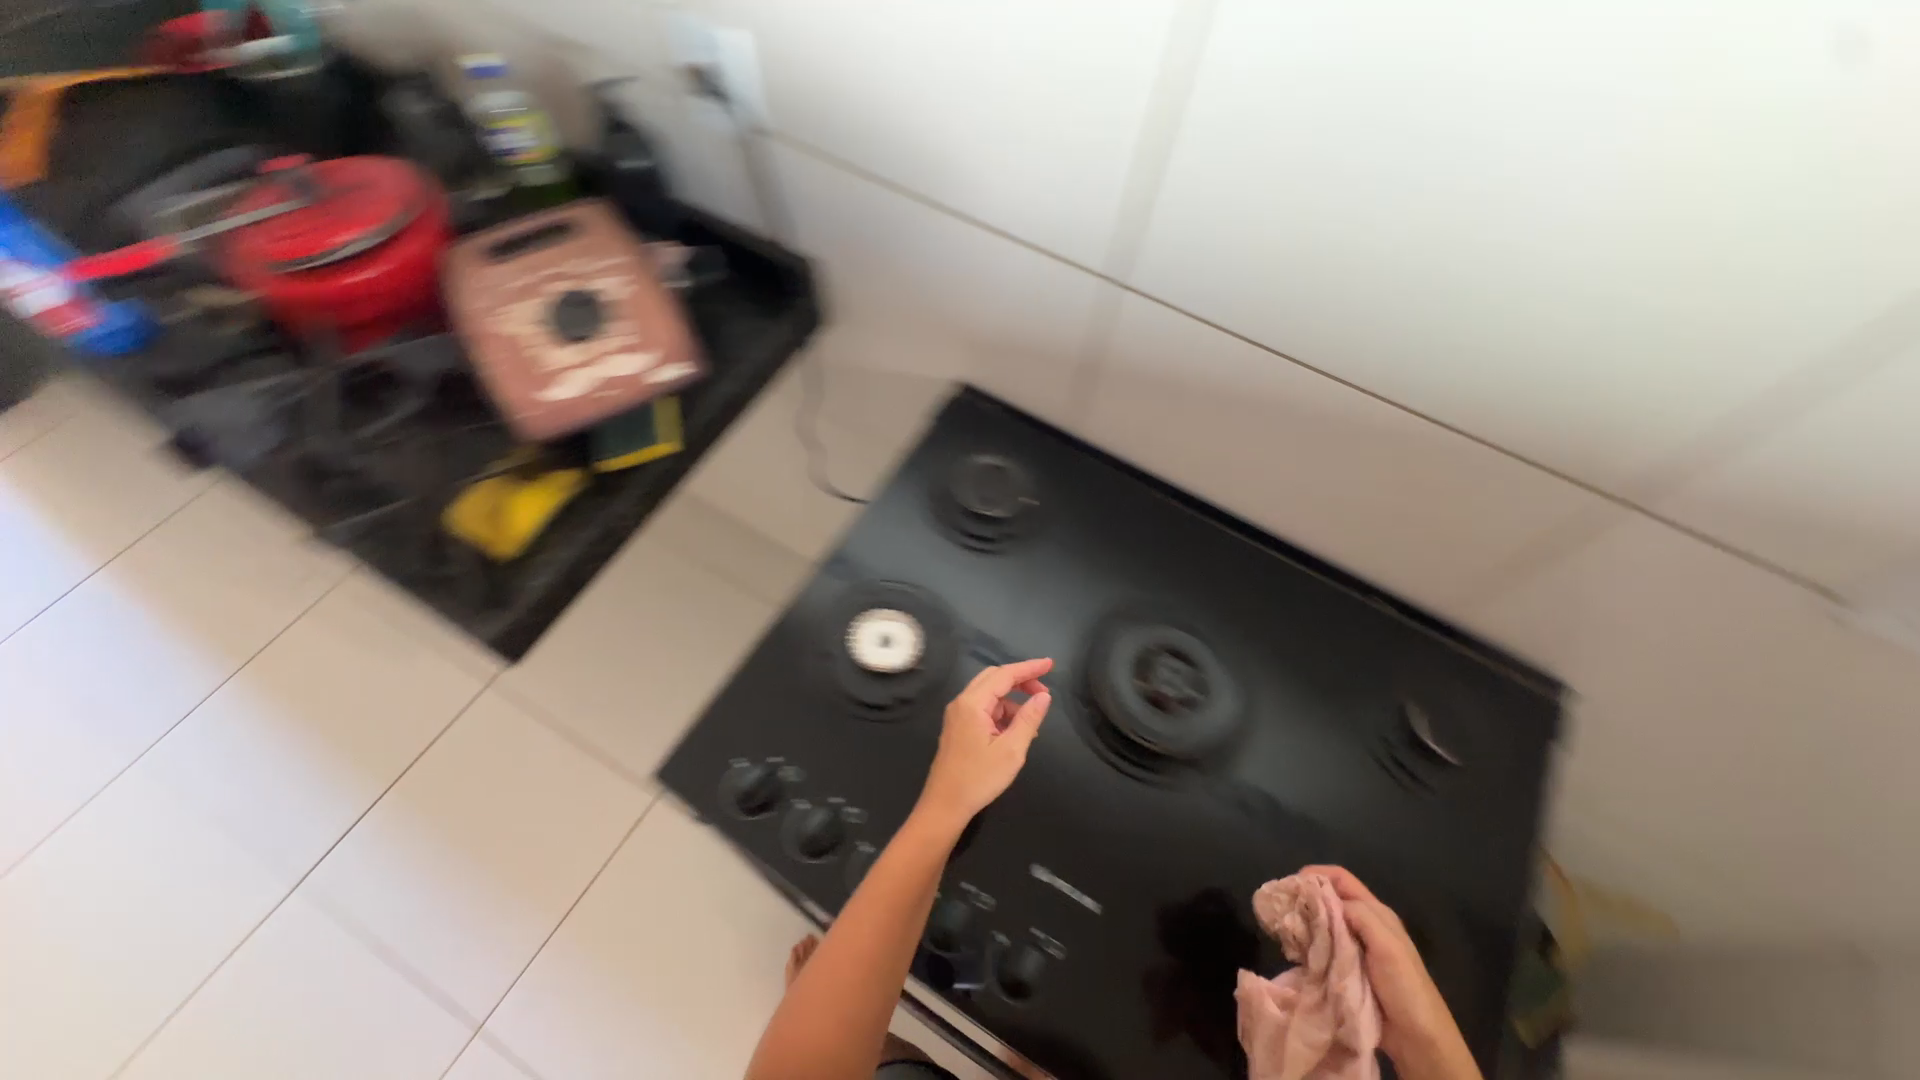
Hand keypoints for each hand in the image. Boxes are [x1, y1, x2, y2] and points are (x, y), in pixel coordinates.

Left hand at [915, 658, 1053, 828]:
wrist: (945, 804)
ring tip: (1032, 724)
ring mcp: (957, 714)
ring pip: (989, 694)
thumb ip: (1029, 719)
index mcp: (973, 704)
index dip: (1029, 668)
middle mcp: (962, 702)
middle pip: (994, 678)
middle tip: (1045, 692)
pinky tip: (1015, 732)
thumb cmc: (979, 778)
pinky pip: (983, 709)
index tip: (1050, 665)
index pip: (1005, 674)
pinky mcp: (958, 727)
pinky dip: (1002, 713)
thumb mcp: (1011, 750)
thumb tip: (1044, 696)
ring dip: (1012, 701)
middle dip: (1021, 681)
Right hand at [1302, 865, 1480, 1079]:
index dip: (1316, 874)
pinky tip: (1295, 951)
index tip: (1292, 884)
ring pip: (1322, 923)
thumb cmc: (1405, 986)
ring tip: (1285, 930)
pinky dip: (1306, 945)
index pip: (1341, 879)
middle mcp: (1362, 925)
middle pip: (1328, 899)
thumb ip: (1360, 915)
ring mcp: (1353, 948)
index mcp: (1375, 913)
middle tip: (1283, 909)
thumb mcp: (1388, 945)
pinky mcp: (1344, 968)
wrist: (1417, 1037)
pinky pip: (1321, 947)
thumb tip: (1325, 899)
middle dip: (1305, 899)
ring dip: (1304, 923)